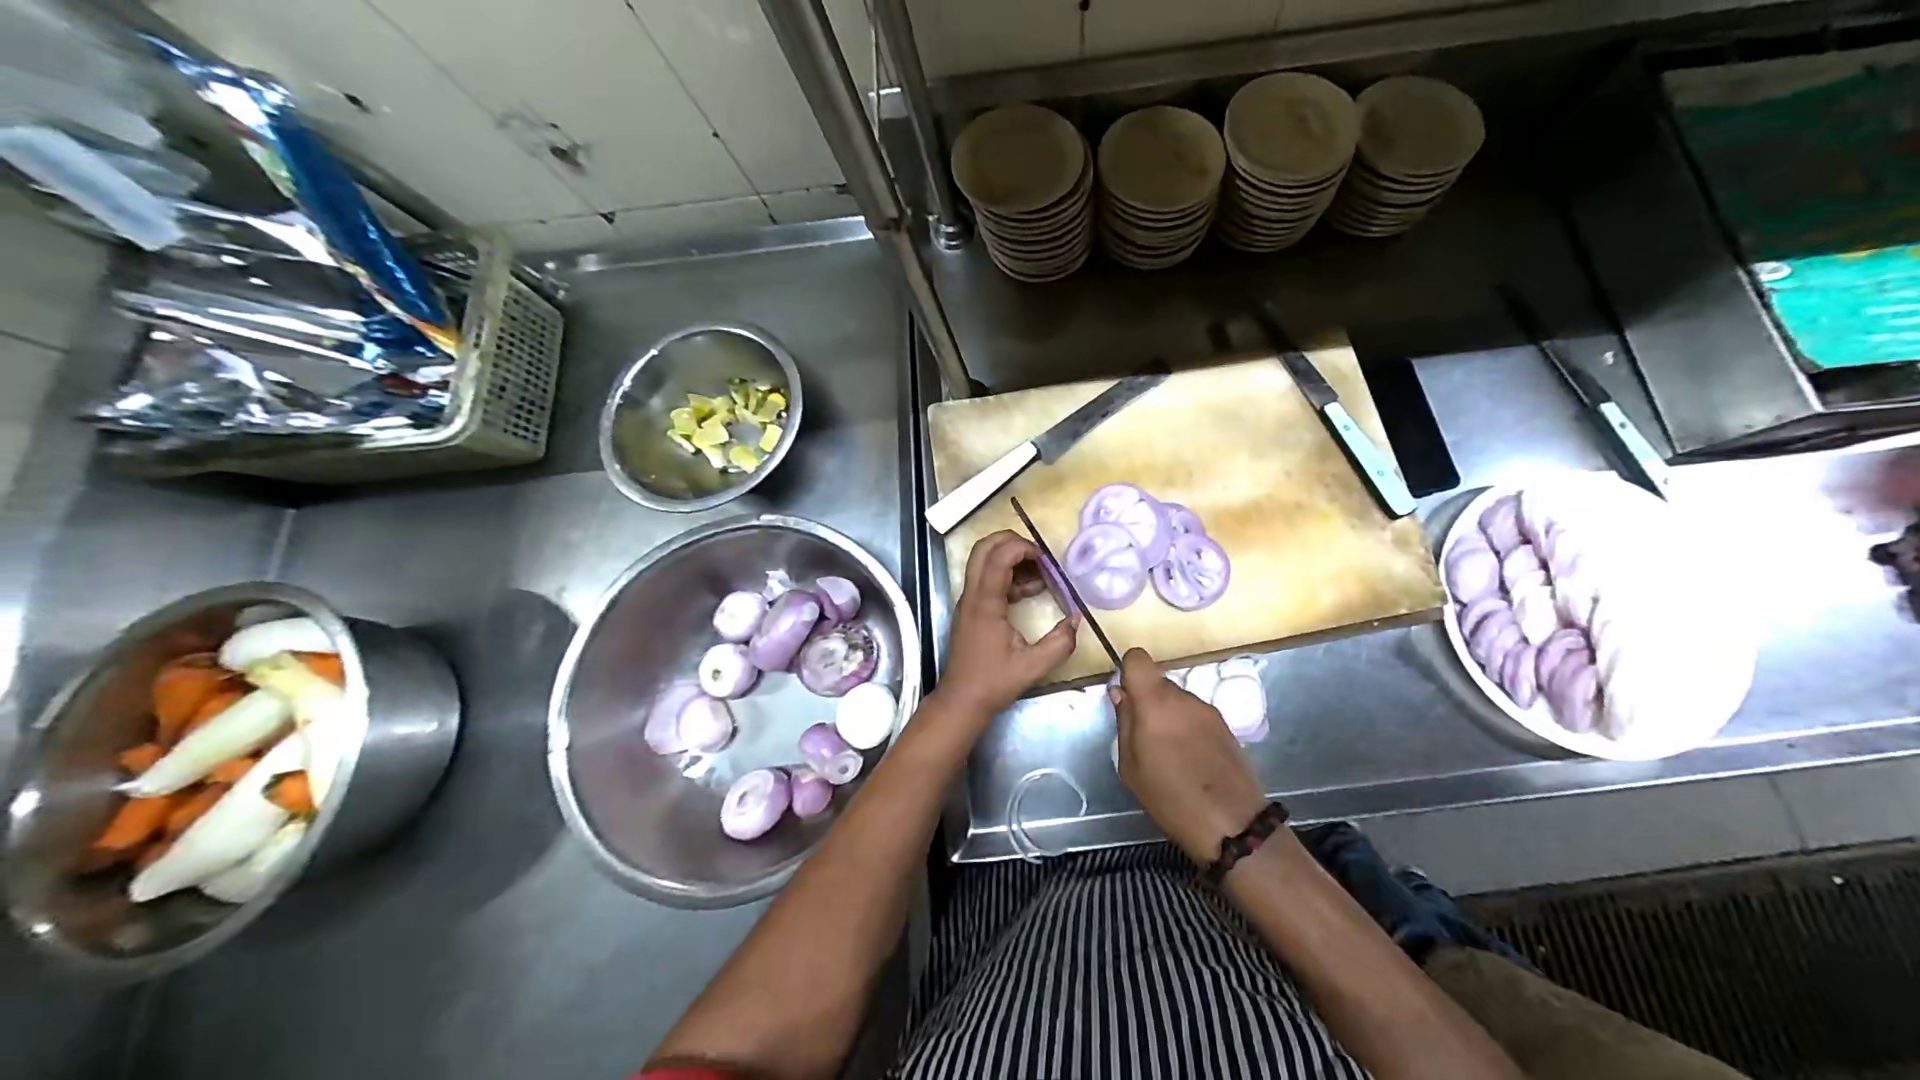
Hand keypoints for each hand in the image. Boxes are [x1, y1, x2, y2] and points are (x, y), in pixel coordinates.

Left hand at [936, 531, 1077, 720]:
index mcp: (985, 604)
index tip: (1046, 560)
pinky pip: (987, 578)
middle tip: (1040, 556)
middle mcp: (972, 595)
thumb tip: (1075, 620)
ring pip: (984, 560)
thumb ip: (1059, 643)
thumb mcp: (1034, 667)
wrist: (962, 699)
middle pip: (983, 548)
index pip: (998, 558)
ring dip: (1011, 558)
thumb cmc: (994, 683)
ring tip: (1042, 575)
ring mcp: (969, 600)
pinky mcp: (972, 608)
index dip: (1022, 548)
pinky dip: (1008, 575)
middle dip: (1012, 542)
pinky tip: (1032, 591)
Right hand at [1113, 648, 1266, 864]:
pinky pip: (1195, 716)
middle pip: (1158, 682)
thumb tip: (1120, 693)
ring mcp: (1208, 710)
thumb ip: (1124, 723)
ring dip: (1169, 716)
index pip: (1138, 659)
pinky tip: (1190, 760)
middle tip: (1144, 737)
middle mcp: (1184, 697)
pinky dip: (1187, 729)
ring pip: (1178, 700)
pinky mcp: (1226, 726)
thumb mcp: (1130, 766)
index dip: (1129, 672)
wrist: (1233, 825)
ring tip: (1169, 754)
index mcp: (1155, 702)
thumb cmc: (1170, 797)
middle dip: (1148, 701)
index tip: (1126, 699)